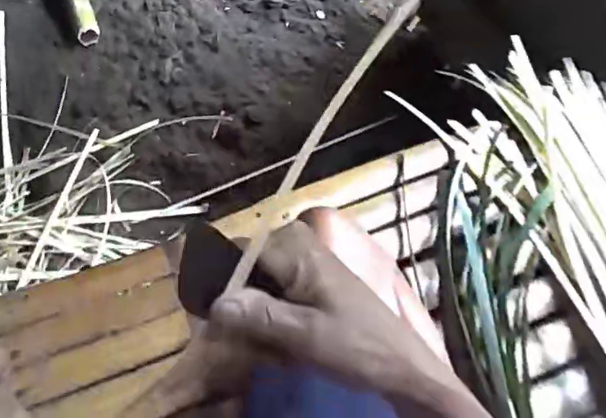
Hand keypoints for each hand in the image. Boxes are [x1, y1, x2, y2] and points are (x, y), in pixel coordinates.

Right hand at [208, 218, 485, 417]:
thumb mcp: (307, 337)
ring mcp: (306, 257)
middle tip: (225, 337)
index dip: (217, 280)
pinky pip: (273, 284)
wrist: (402, 363)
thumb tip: (217, 301)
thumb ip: (262, 315)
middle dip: (233, 297)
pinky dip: (265, 309)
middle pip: (246, 261)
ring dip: (248, 307)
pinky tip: (267, 339)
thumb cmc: (358, 346)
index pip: (239, 250)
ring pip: (257, 274)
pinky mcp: (311, 276)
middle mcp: (298, 241)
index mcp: (297, 247)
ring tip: (245, 341)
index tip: (203, 317)